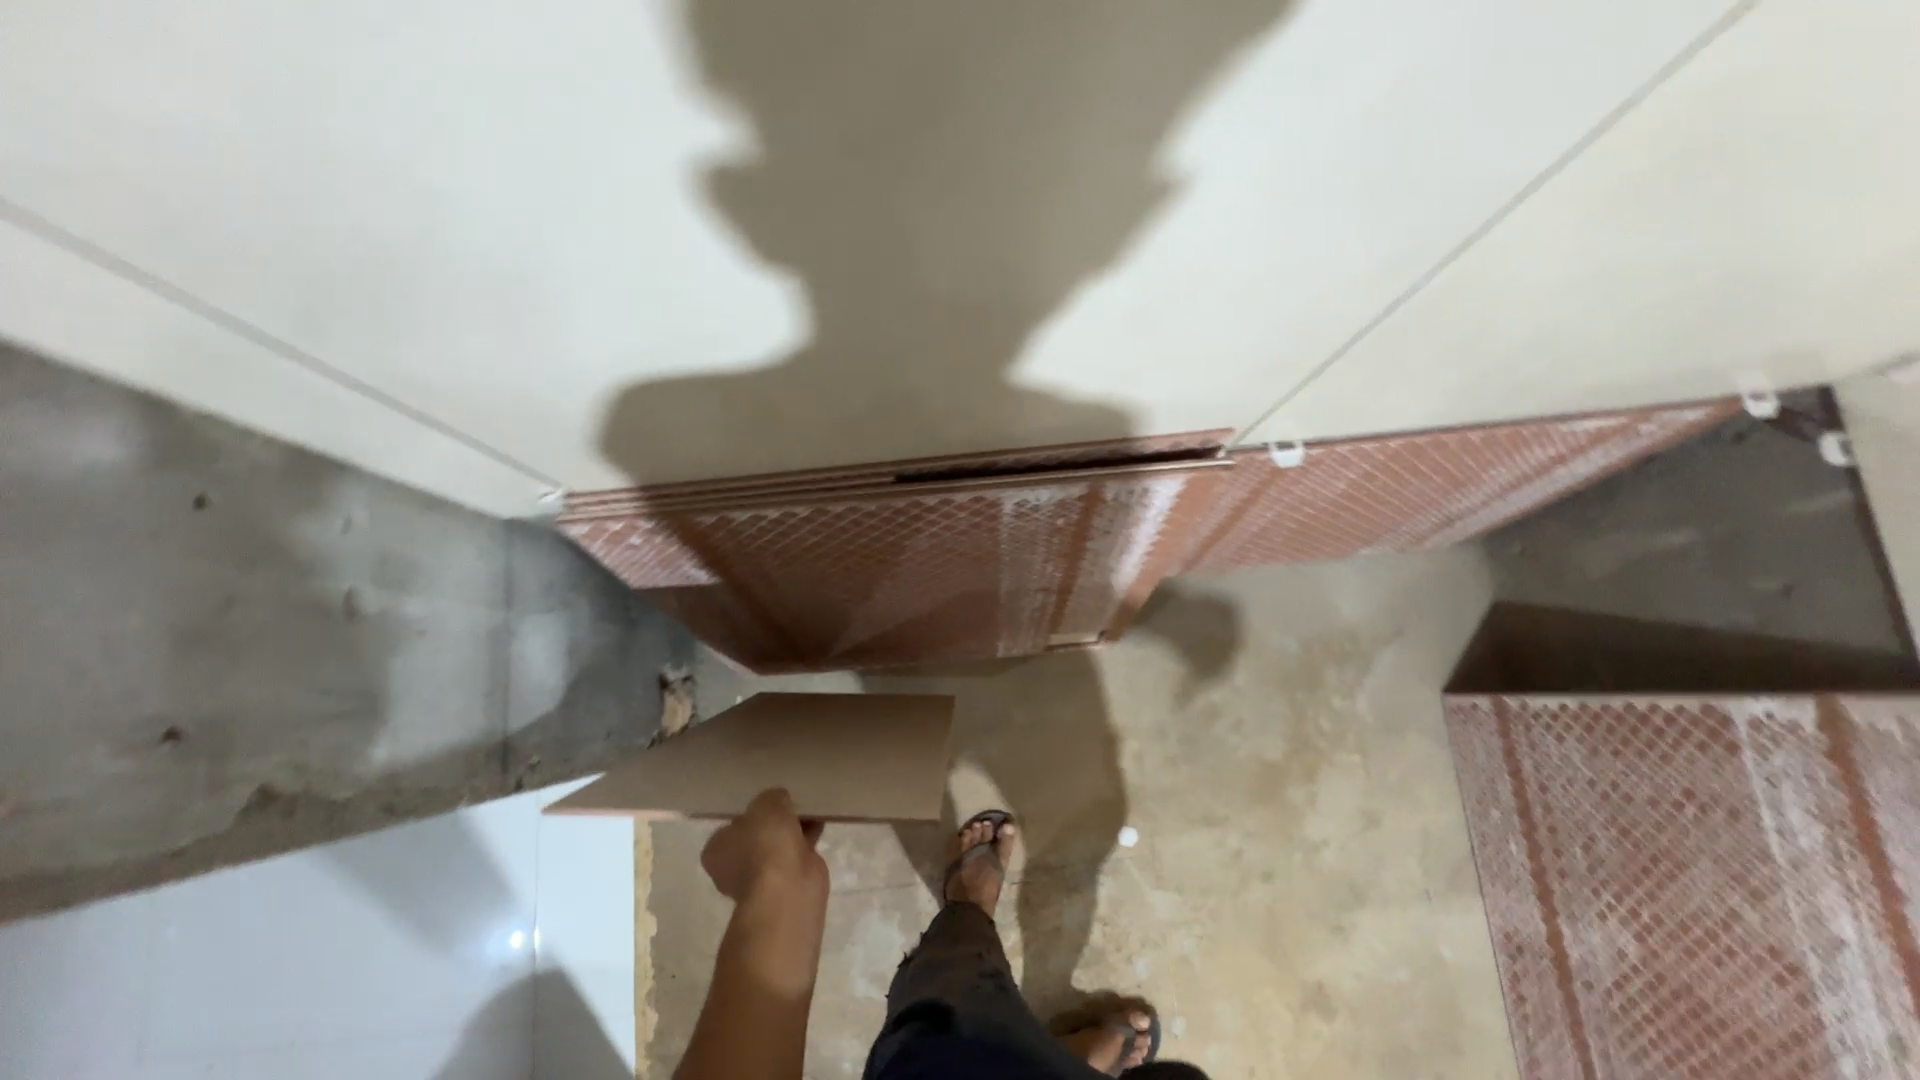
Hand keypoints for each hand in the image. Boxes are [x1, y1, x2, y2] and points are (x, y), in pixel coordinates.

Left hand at [701, 788, 827, 903]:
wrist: (788, 886)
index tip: (766, 801)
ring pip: (778, 845)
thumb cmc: (765, 843)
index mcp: (716, 850)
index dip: (749, 813)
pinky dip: (808, 837)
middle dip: (773, 822)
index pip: (730, 827)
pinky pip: (797, 851)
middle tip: (790, 801)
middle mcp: (734, 867)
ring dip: (792, 829)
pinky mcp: (788, 881)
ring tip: (810, 806)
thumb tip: (779, 800)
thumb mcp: (766, 804)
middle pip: (756, 836)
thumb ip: (771, 797)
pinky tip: (820, 820)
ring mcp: (762, 877)